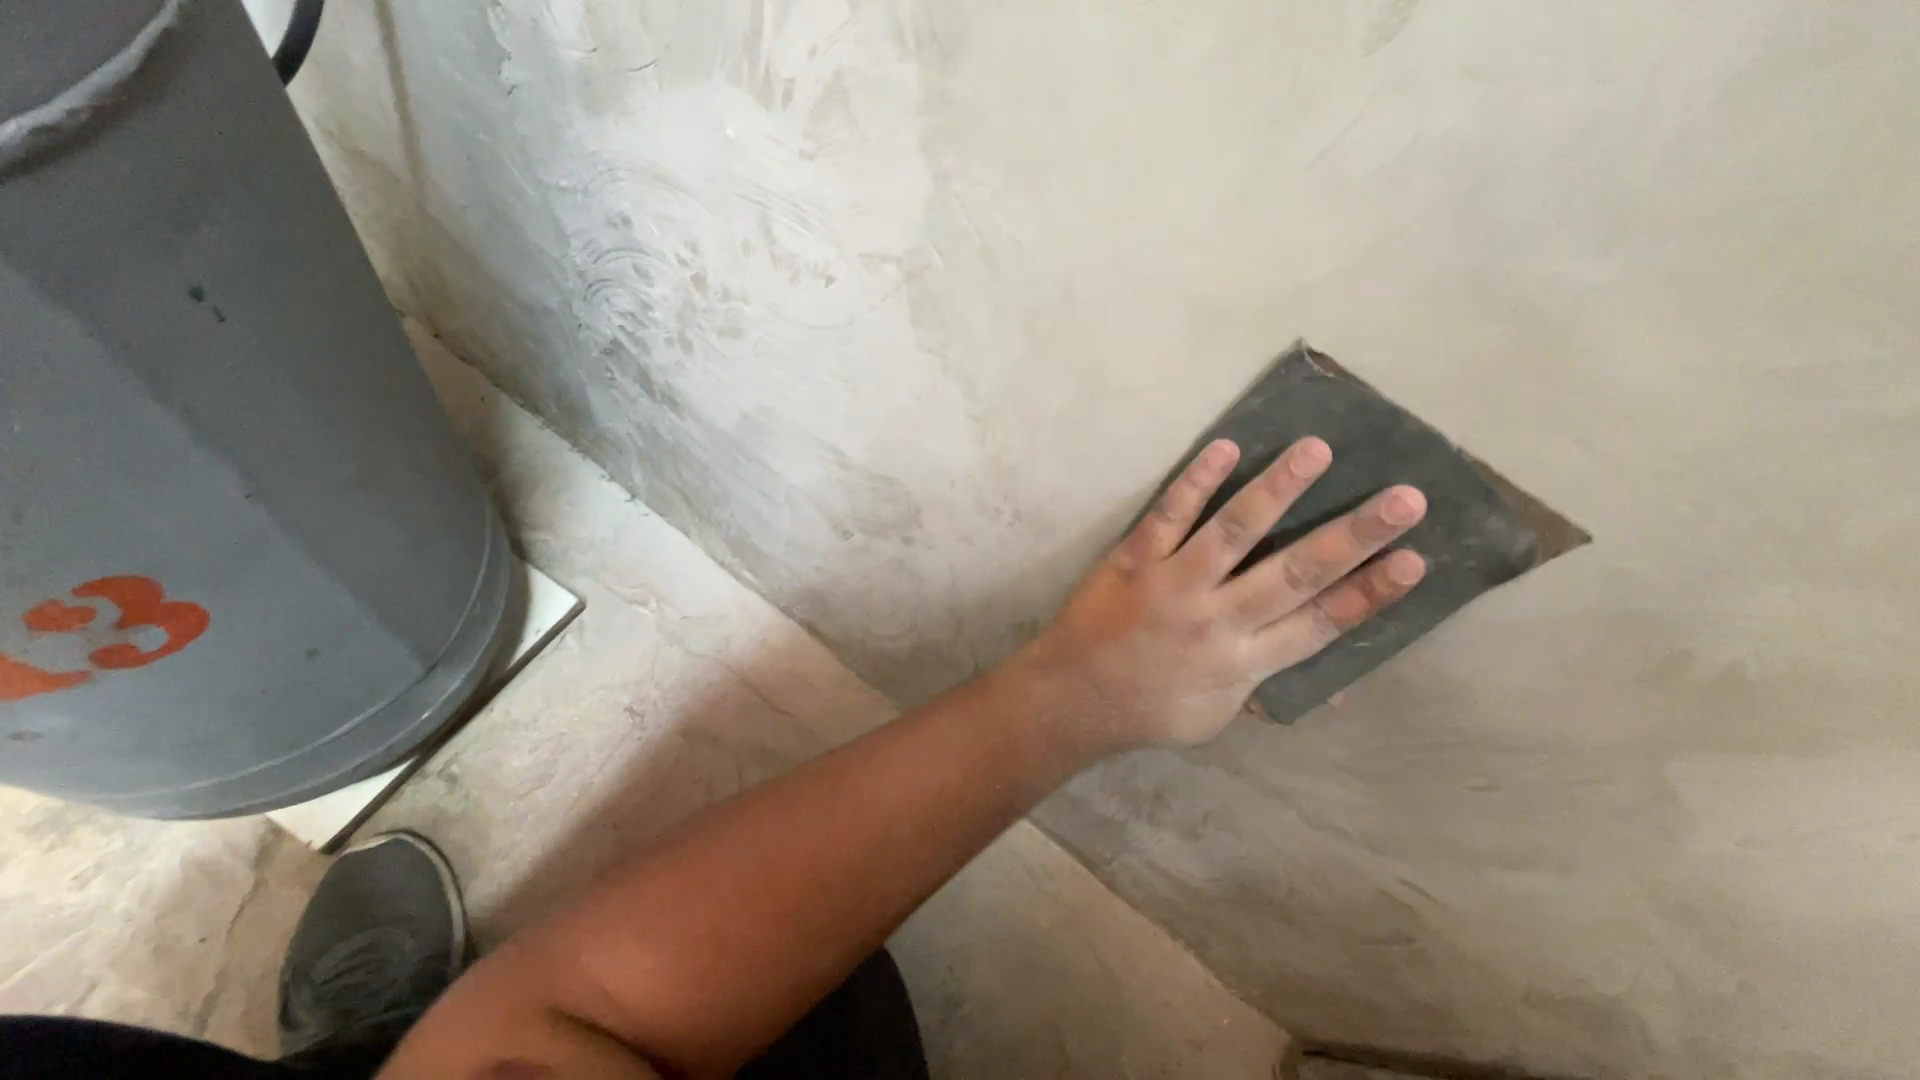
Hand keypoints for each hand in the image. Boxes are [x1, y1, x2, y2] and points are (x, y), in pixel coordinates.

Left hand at [1017, 437, 1427, 749]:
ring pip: (1234, 531)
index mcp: (1245, 660)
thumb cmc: (1148, 709)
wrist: (1071, 699)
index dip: (1371, 592)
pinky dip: (1196, 482)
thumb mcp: (1216, 716)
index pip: (1322, 622)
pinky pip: (1168, 515)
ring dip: (1277, 489)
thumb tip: (1328, 687)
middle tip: (1405, 498)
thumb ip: (1264, 686)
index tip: (1417, 560)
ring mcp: (1175, 584)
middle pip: (1296, 572)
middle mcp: (1218, 619)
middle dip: (1354, 535)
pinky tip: (1225, 448)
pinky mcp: (1135, 559)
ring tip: (1317, 449)